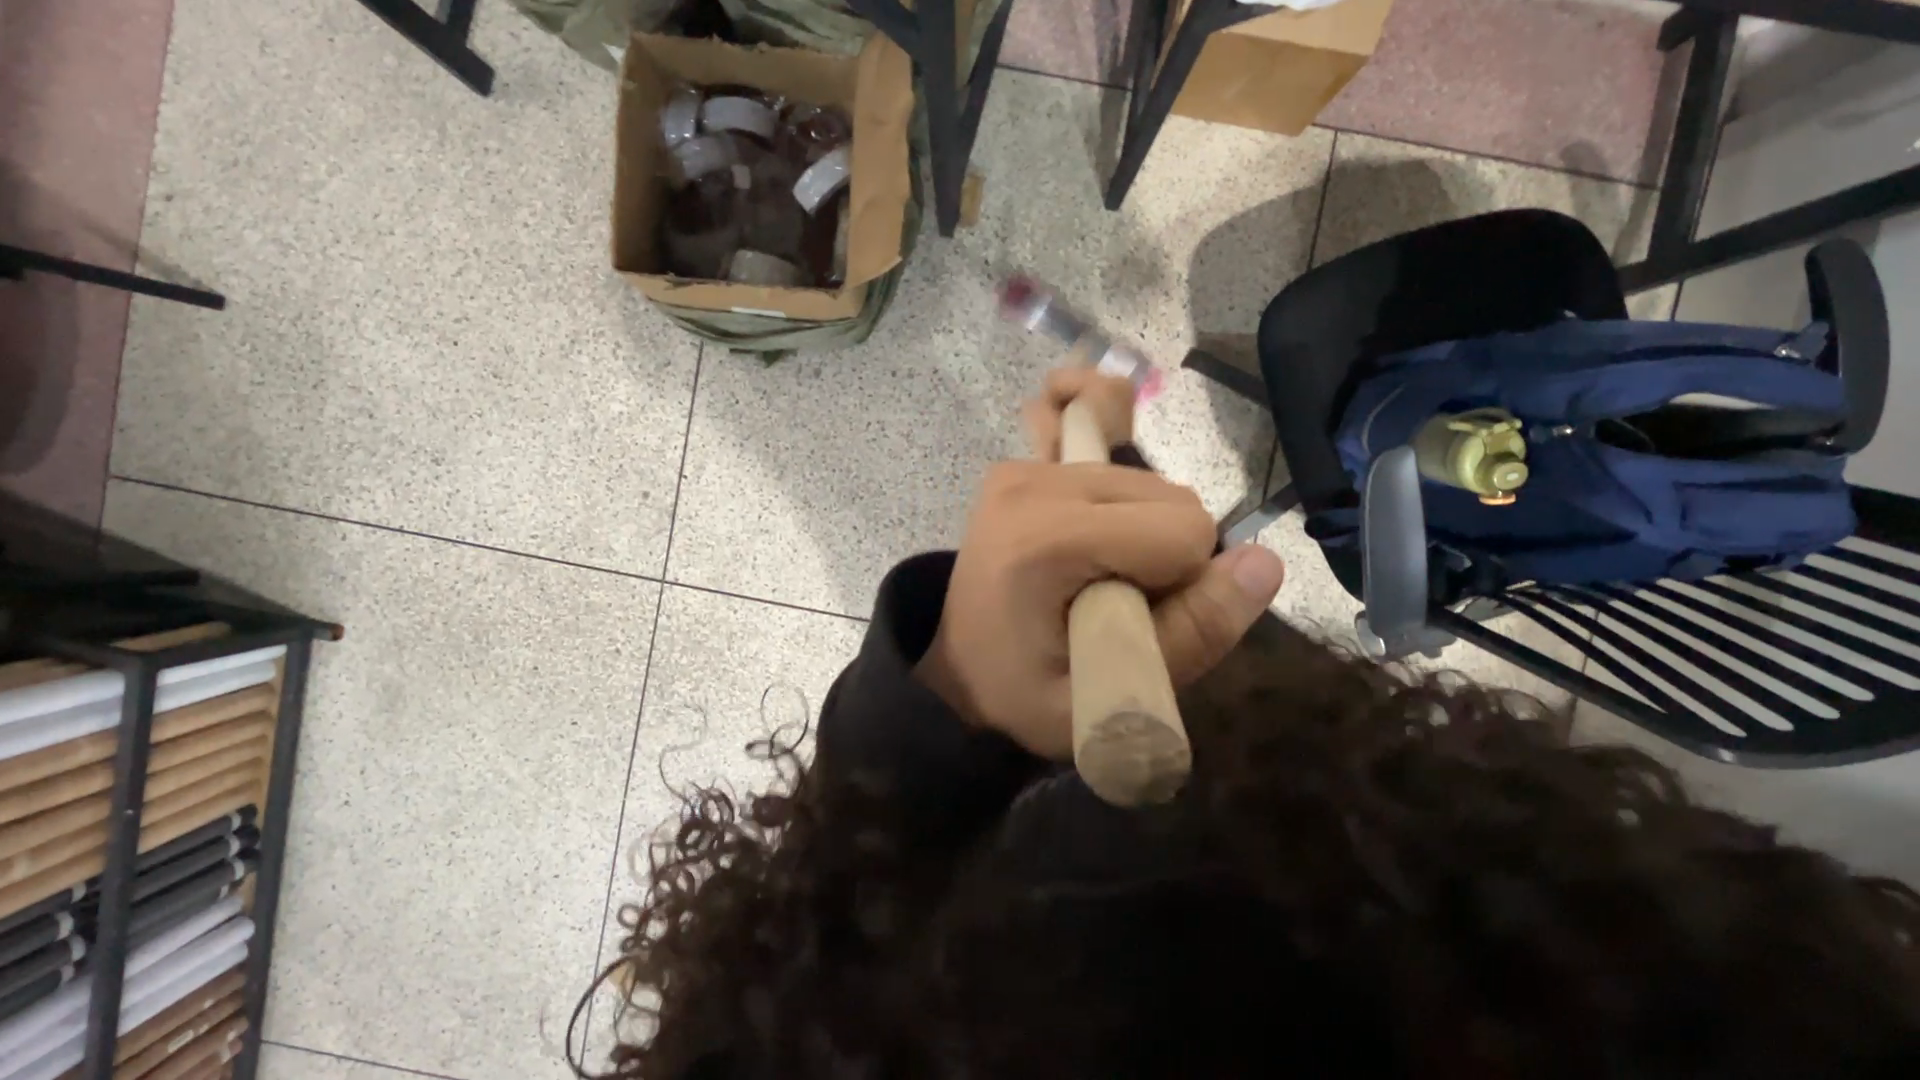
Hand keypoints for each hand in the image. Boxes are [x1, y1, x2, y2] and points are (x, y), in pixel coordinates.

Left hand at [915, 374, 1286, 759]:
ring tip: (1094, 585)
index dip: (1184, 587)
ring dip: (1145, 537)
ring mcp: (1024, 467)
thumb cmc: (1023, 697)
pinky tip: (1095, 526)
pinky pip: (1109, 456)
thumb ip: (1190, 636)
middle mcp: (1032, 483)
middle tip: (1115, 607)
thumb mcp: (1108, 701)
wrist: (955, 675)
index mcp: (1046, 540)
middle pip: (1172, 499)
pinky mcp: (1024, 465)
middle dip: (1168, 559)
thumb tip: (1265, 561)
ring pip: (1152, 485)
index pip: (1184, 530)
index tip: (1137, 625)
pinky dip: (1119, 498)